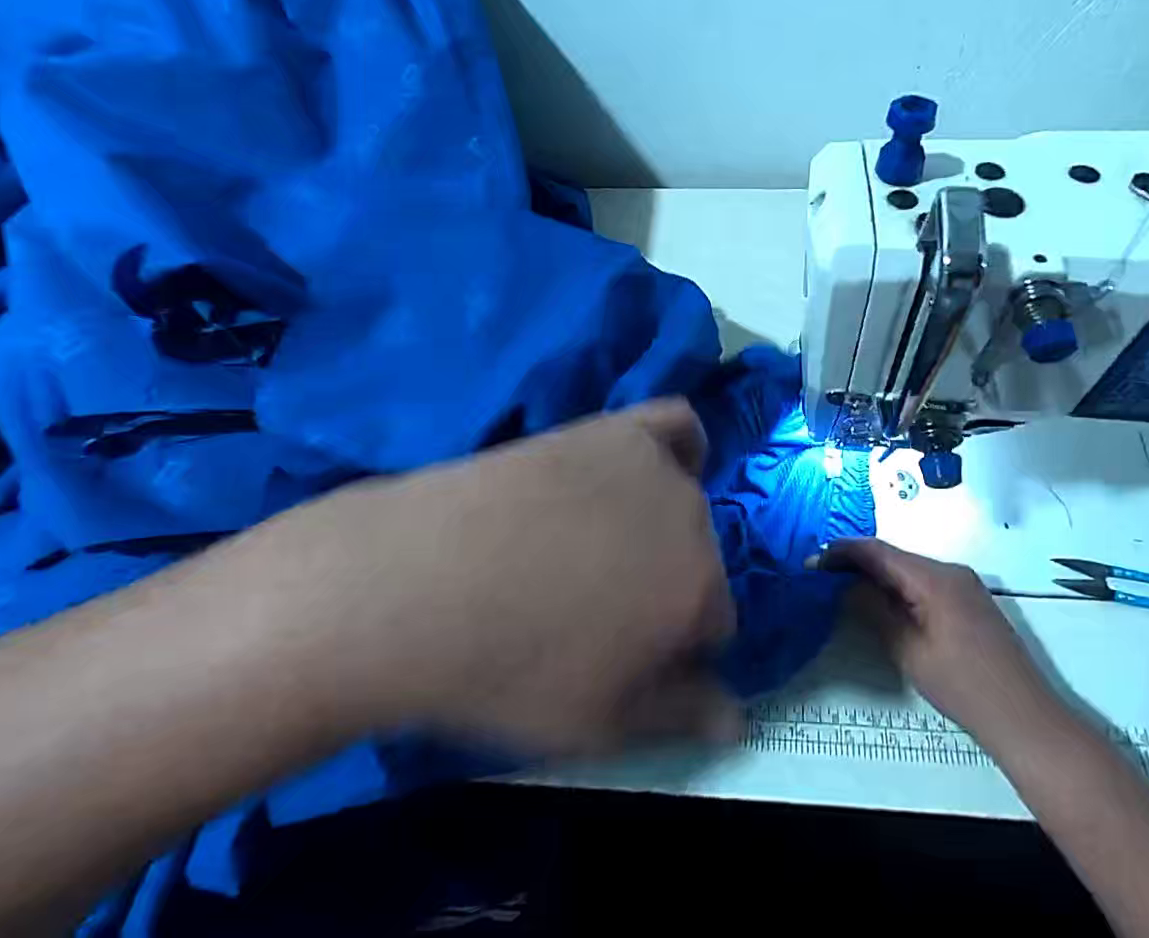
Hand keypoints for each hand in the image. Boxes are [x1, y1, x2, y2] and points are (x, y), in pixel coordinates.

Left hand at [252, 398, 740, 756]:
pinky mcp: (608, 428)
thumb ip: (681, 716)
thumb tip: (737, 719)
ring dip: (661, 526)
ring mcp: (652, 466)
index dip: (675, 647)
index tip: (630, 657)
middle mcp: (694, 521)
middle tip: (599, 607)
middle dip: (666, 589)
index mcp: (699, 595)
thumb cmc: (507, 670)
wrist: (412, 585)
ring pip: (686, 499)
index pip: (716, 624)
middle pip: (700, 560)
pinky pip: (673, 424)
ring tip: (596, 546)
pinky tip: (645, 466)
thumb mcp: (599, 724)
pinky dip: (679, 444)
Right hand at [817, 538, 1050, 730]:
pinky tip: (879, 599)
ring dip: (875, 573)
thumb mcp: (907, 649)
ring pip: (907, 567)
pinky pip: (923, 581)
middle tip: (819, 574)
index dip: (841, 552)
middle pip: (892, 555)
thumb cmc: (961, 685)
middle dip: (855, 561)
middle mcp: (950, 571)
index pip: (877, 551)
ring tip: (840, 585)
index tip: (810, 562)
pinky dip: (896, 585)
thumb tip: (845, 584)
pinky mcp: (968, 600)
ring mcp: (963, 584)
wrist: (1023, 716)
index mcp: (934, 578)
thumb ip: (873, 609)